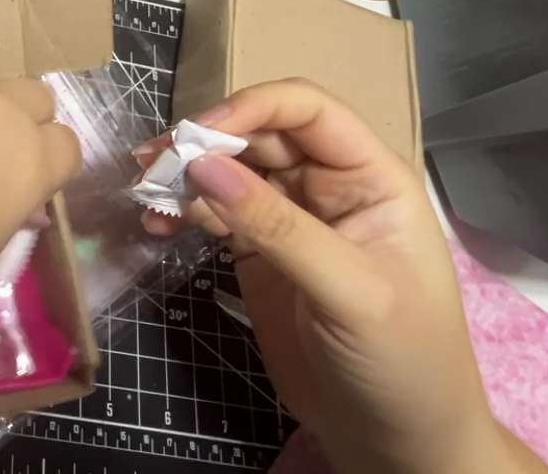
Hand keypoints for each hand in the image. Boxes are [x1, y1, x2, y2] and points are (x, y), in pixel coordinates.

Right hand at [140, 80, 541, 473]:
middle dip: (203, 141)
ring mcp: (288, 214)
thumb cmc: (402, 365)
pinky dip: (180, 208)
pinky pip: (211, 207)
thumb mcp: (348, 293)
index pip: (305, 110)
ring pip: (226, 167)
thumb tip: (199, 163)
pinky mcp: (256, 245)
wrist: (395, 446)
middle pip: (255, 133)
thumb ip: (275, 225)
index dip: (250, 108)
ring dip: (182, 173)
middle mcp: (326, 183)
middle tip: (151, 164)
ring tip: (145, 193)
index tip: (196, 135)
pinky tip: (156, 224)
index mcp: (368, 177)